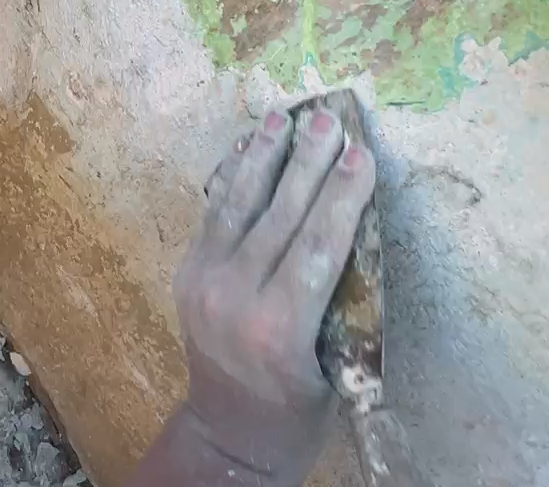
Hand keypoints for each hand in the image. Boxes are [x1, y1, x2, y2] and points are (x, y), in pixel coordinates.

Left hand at [132, 107, 375, 485]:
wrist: (226, 432)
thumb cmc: (298, 410)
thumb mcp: (336, 368)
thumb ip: (340, 300)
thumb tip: (354, 224)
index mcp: (279, 330)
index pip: (317, 246)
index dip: (341, 196)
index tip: (361, 154)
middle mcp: (234, 297)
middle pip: (278, 215)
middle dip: (307, 162)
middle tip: (327, 118)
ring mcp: (203, 279)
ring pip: (239, 203)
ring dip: (263, 156)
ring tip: (282, 116)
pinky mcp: (187, 269)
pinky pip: (213, 213)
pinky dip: (232, 177)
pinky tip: (246, 147)